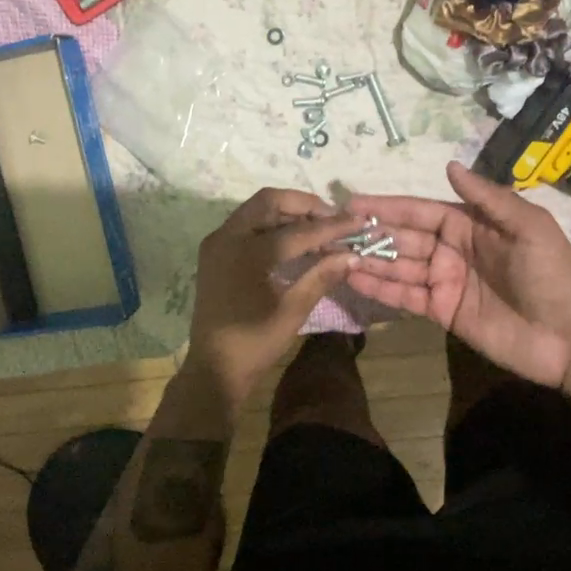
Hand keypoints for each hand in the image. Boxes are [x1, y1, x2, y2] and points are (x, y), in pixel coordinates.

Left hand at [185, 188, 363, 404]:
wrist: (214, 368)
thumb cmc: (253, 343)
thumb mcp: (292, 310)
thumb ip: (321, 277)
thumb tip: (352, 255)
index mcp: (246, 253)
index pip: (297, 231)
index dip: (330, 227)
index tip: (357, 223)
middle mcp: (227, 238)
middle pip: (269, 202)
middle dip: (304, 206)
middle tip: (332, 219)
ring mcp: (217, 244)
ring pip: (256, 211)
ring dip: (287, 214)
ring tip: (318, 228)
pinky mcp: (215, 253)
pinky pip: (246, 226)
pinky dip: (271, 226)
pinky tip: (295, 241)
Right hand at [346, 162, 570, 385]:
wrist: (570, 336)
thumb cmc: (552, 274)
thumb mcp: (528, 226)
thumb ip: (488, 198)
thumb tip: (449, 166)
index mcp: (470, 225)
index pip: (420, 212)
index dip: (388, 207)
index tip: (354, 202)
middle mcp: (452, 250)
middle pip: (403, 238)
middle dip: (370, 233)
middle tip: (331, 230)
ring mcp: (445, 282)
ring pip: (399, 267)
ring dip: (368, 260)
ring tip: (333, 255)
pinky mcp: (442, 312)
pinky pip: (405, 297)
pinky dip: (380, 289)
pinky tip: (353, 279)